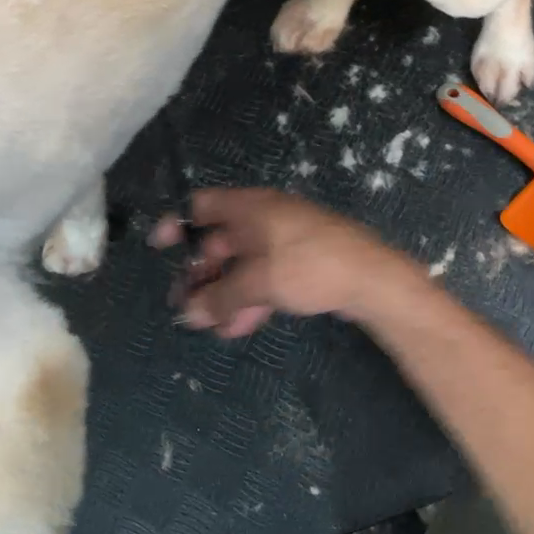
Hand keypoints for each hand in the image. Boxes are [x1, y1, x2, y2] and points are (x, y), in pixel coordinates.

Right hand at [149, 188, 426, 335]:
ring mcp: (284, 242)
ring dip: (223, 293)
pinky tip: (237, 327)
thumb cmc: (309, 266)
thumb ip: (219, 298)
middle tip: (184, 304)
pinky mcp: (300, 265)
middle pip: (219, 242)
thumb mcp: (258, 282)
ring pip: (241, 265)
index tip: (160, 248)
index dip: (177, 224)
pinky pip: (263, 278)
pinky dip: (248, 298)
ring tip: (208, 324)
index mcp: (251, 207)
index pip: (202, 206)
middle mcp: (264, 218)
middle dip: (200, 274)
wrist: (373, 279)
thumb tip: (188, 313)